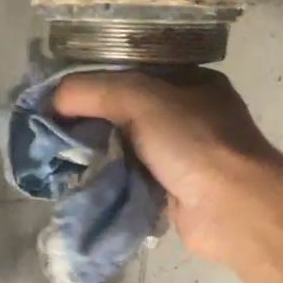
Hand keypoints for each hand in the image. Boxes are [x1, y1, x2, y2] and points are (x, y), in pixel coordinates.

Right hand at [53, 71, 282, 263]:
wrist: (232, 209)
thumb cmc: (193, 143)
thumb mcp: (140, 99)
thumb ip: (92, 92)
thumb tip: (50, 100)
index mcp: (190, 82)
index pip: (131, 73)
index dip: (93, 83)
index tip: (58, 97)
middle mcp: (187, 116)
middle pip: (125, 112)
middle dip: (89, 122)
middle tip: (51, 131)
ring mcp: (181, 156)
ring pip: (125, 148)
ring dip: (95, 155)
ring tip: (57, 158)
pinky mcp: (171, 191)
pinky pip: (130, 180)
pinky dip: (108, 182)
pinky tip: (81, 183)